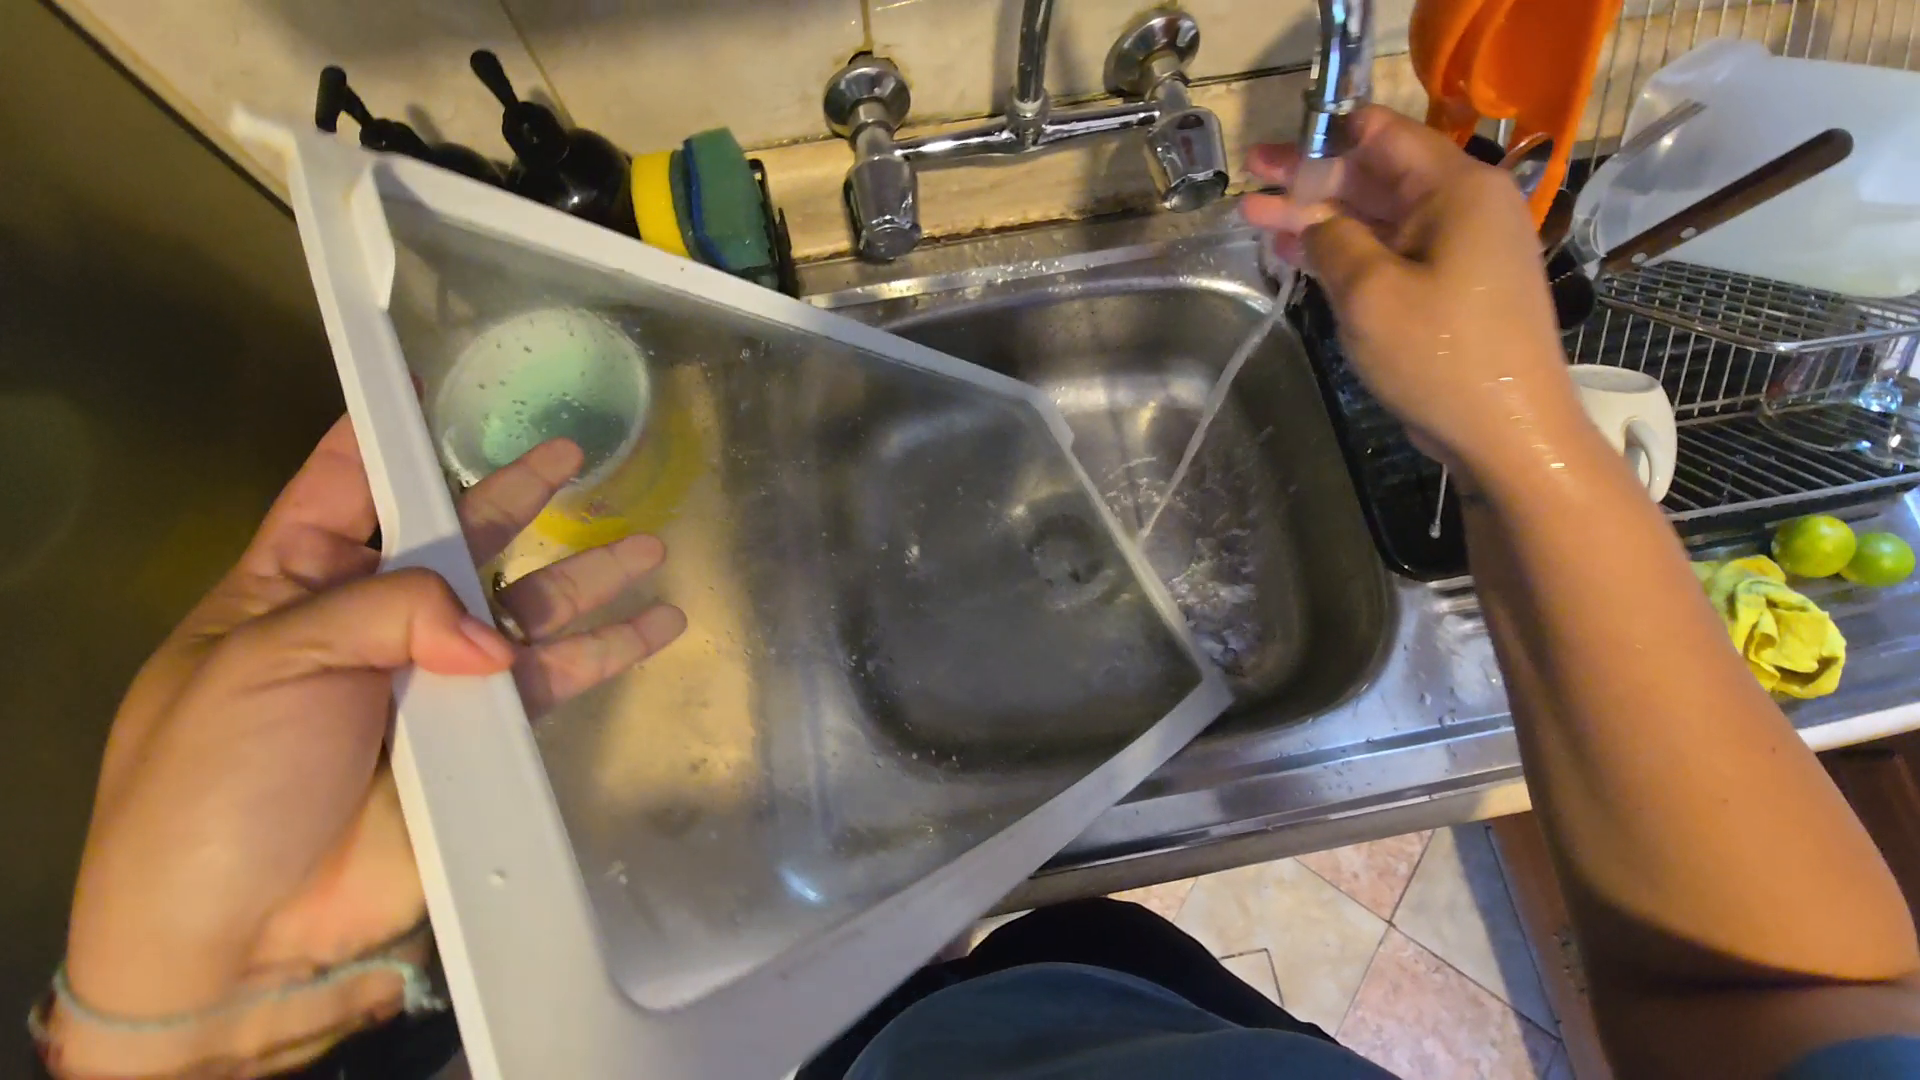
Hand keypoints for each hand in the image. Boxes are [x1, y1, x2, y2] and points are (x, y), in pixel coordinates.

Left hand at [51, 417, 684, 1075]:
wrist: (245, 934)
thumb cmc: (218, 785)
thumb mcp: (263, 669)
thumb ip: (389, 613)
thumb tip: (500, 636)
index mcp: (299, 585)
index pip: (342, 486)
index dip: (381, 435)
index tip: (425, 388)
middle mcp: (384, 617)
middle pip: (462, 533)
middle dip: (516, 491)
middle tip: (571, 453)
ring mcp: (446, 672)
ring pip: (533, 601)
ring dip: (592, 572)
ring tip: (649, 544)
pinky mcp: (495, 726)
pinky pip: (565, 671)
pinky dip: (614, 646)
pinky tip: (659, 622)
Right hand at [1242, 106, 1587, 474]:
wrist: (1504, 428)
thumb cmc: (1439, 354)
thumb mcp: (1370, 292)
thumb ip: (1332, 242)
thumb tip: (1312, 222)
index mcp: (1456, 190)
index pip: (1385, 136)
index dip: (1328, 132)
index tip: (1279, 139)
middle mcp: (1461, 209)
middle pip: (1375, 178)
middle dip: (1310, 180)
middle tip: (1252, 177)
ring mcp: (1455, 251)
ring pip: (1375, 220)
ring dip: (1316, 219)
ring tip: (1255, 218)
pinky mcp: (1445, 288)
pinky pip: (1386, 255)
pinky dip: (1342, 252)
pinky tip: (1296, 254)